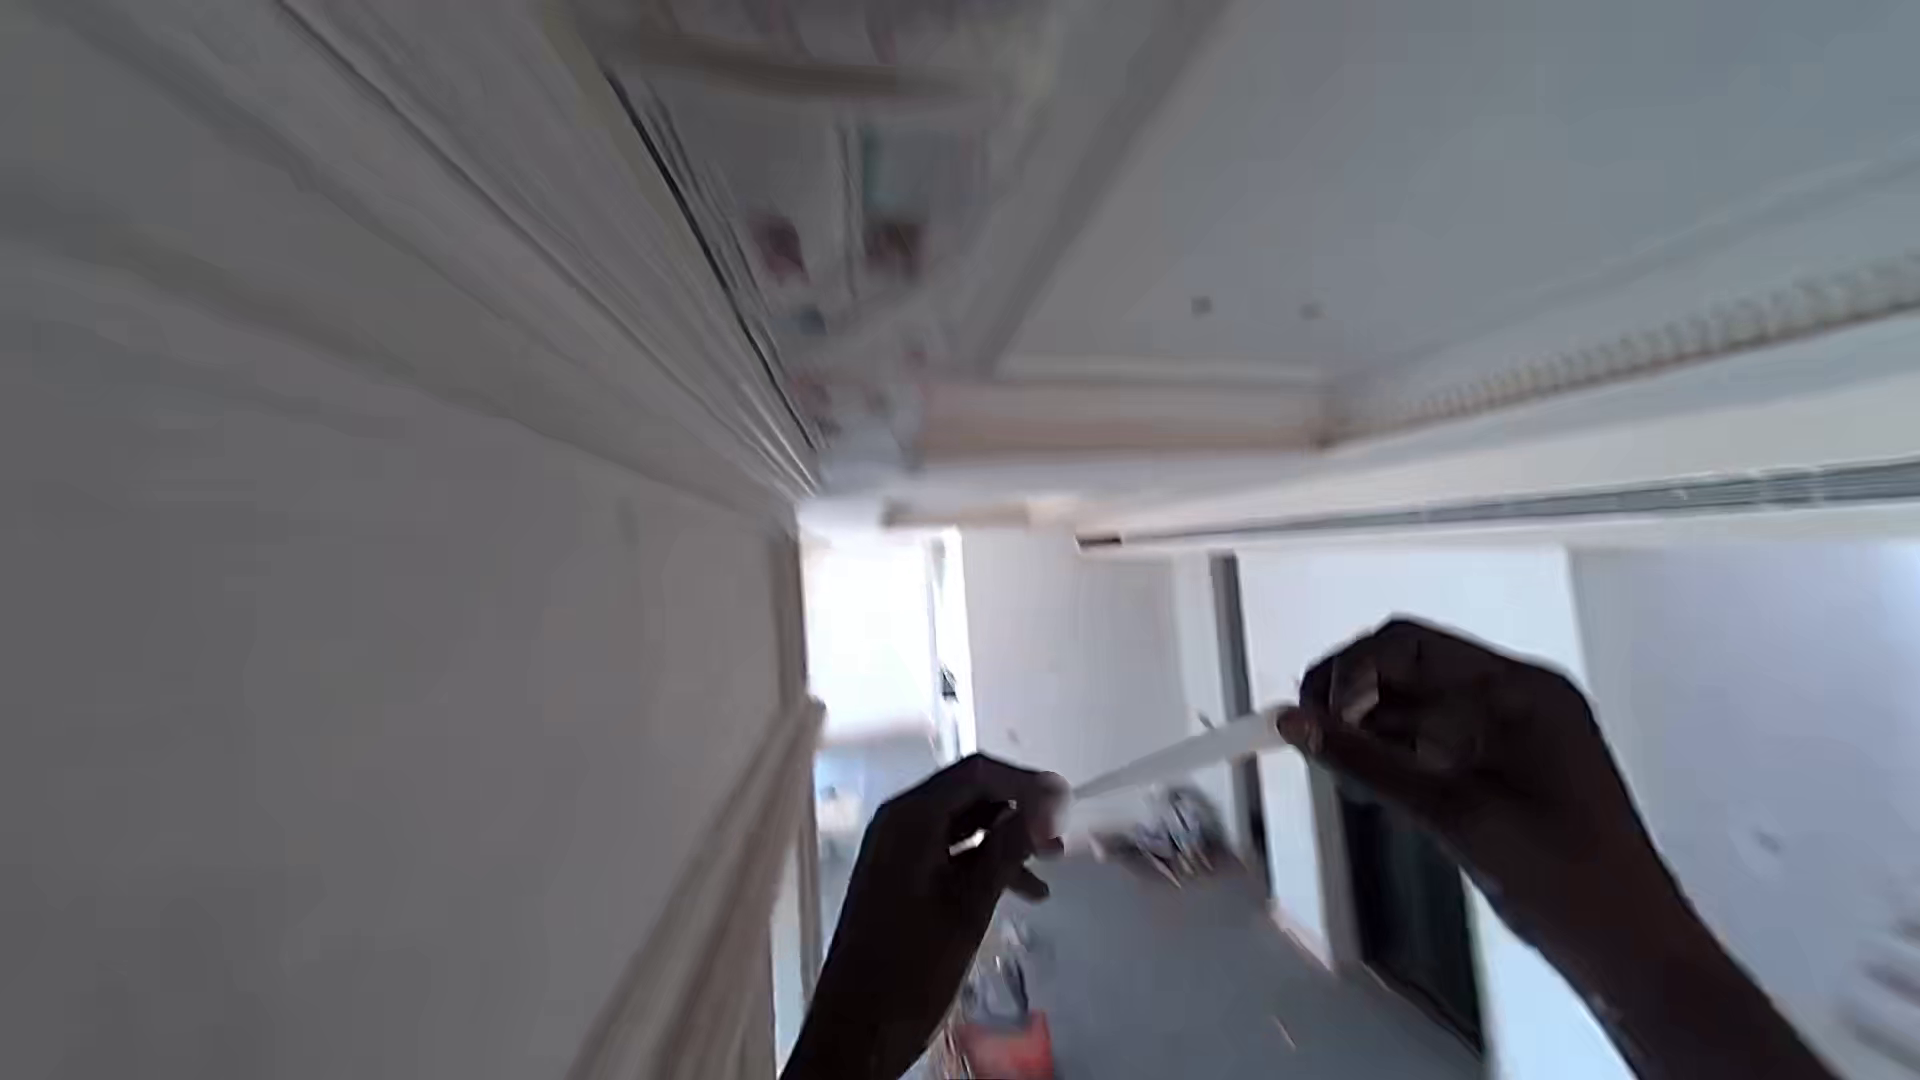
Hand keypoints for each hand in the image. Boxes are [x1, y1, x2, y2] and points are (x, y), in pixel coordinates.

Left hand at [783, 754, 1065, 1079]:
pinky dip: (984, 859)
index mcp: (911, 816)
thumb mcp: (969, 904)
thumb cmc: (911, 967)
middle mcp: (901, 819)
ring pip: (963, 821)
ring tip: (1049, 858)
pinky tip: (1022, 887)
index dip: (1024, 781)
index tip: (1063, 799)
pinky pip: (950, 847)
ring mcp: (899, 844)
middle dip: (1018, 808)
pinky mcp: (902, 869)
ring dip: (1006, 836)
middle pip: (969, 792)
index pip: (976, 773)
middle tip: (1058, 829)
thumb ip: (1007, 848)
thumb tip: (1047, 807)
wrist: (855, 1032)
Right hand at [1279, 618, 1837, 1079]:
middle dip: (1347, 694)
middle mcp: (1504, 692)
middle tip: (1315, 736)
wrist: (1634, 958)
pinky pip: (1411, 729)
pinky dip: (1378, 747)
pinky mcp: (1481, 753)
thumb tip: (1287, 720)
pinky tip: (1361, 781)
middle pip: (1398, 663)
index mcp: (1515, 689)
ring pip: (1398, 697)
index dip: (1351, 669)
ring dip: (1358, 724)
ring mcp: (1494, 723)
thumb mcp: (1449, 813)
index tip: (1319, 717)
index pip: (1407, 643)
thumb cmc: (1557, 877)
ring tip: (1338, 769)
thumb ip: (1361, 760)